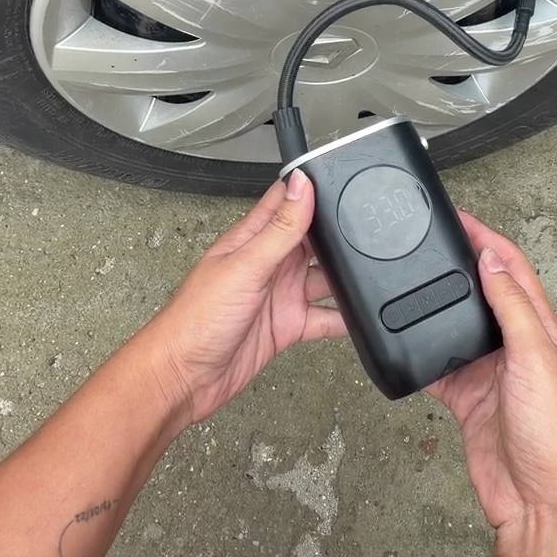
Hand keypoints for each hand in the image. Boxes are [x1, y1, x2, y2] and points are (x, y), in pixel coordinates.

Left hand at [136, 173, 346, 426]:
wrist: (183, 378)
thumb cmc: (195, 318)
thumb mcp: (245, 266)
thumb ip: (279, 228)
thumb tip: (302, 184)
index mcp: (253, 239)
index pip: (287, 202)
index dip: (312, 189)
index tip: (344, 178)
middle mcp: (269, 263)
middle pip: (313, 240)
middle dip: (338, 234)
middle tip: (371, 228)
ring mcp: (279, 294)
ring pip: (323, 278)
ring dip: (343, 276)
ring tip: (374, 269)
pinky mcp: (287, 325)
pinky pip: (325, 318)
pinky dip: (344, 318)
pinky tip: (362, 314)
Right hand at [428, 214, 556, 556]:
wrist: (538, 504)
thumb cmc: (555, 439)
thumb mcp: (537, 360)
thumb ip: (513, 308)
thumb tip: (493, 261)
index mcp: (543, 331)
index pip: (513, 269)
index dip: (488, 239)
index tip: (461, 219)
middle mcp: (518, 347)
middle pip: (486, 291)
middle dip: (462, 262)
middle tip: (434, 240)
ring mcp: (493, 372)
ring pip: (461, 325)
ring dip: (443, 303)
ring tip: (419, 281)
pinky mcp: (471, 398)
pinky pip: (442, 365)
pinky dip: (425, 352)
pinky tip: (411, 343)